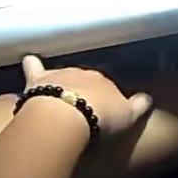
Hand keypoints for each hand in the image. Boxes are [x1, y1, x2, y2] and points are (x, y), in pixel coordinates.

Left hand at [21, 56, 153, 135]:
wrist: (69, 115)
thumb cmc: (101, 117)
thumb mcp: (129, 115)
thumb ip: (139, 105)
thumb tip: (148, 98)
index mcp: (106, 81)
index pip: (108, 87)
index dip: (105, 99)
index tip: (104, 111)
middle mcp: (85, 73)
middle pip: (86, 80)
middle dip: (85, 90)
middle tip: (84, 108)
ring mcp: (61, 74)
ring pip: (64, 75)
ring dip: (64, 83)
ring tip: (63, 98)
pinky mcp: (39, 80)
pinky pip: (34, 68)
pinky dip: (32, 64)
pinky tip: (29, 60)